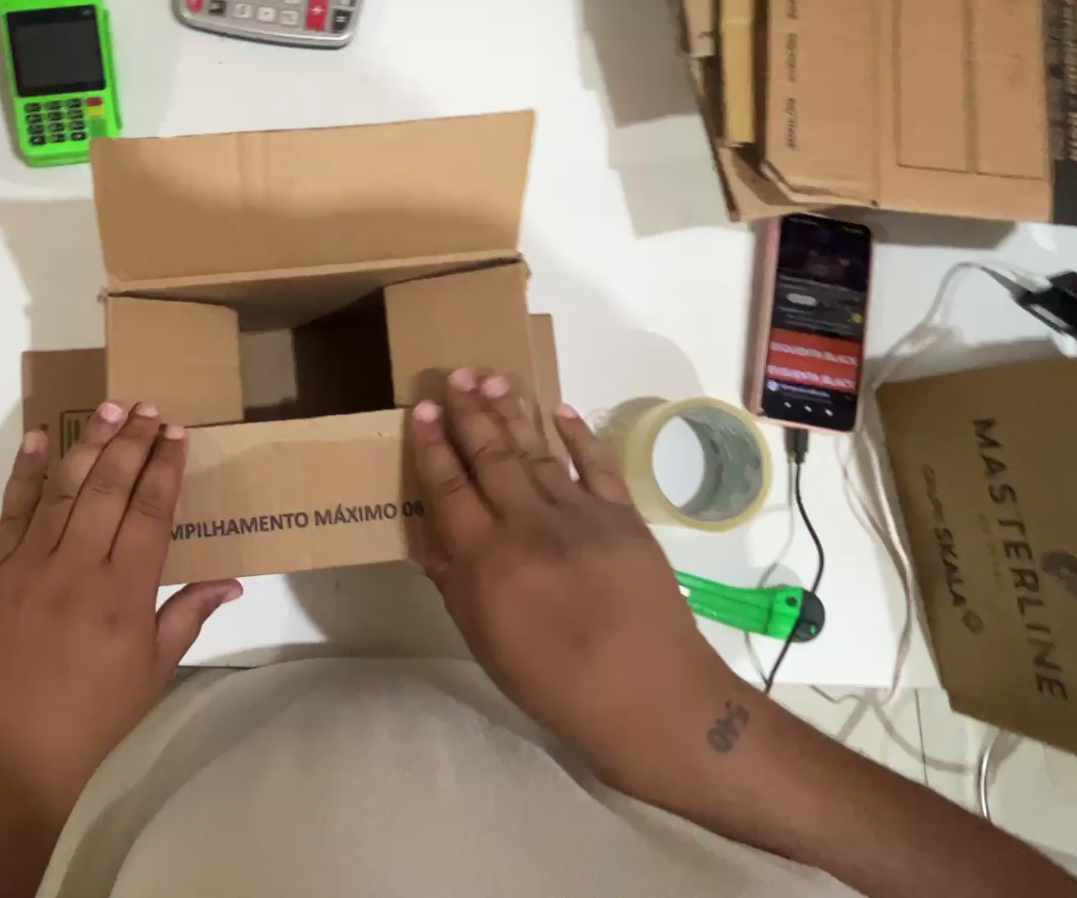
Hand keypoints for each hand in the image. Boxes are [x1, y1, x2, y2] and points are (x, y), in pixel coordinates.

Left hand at [0, 403, 241, 816]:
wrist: (12, 745)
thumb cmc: (95, 711)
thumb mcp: (154, 669)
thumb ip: (189, 614)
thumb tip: (234, 581)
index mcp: (123, 594)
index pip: (150, 512)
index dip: (166, 468)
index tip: (177, 434)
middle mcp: (77, 568)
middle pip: (109, 488)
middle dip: (132, 442)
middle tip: (149, 409)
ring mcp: (30, 564)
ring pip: (63, 488)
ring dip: (89, 443)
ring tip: (110, 408)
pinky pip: (13, 510)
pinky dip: (26, 471)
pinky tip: (41, 437)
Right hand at [409, 369, 736, 784]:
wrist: (652, 700)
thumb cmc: (554, 682)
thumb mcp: (486, 641)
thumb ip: (454, 584)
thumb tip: (425, 541)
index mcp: (488, 560)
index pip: (450, 488)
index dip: (433, 446)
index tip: (424, 409)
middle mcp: (530, 526)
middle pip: (491, 456)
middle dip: (470, 413)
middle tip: (455, 376)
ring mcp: (581, 516)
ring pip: (538, 452)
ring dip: (513, 412)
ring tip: (493, 378)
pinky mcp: (623, 518)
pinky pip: (598, 465)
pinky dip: (579, 435)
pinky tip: (560, 409)